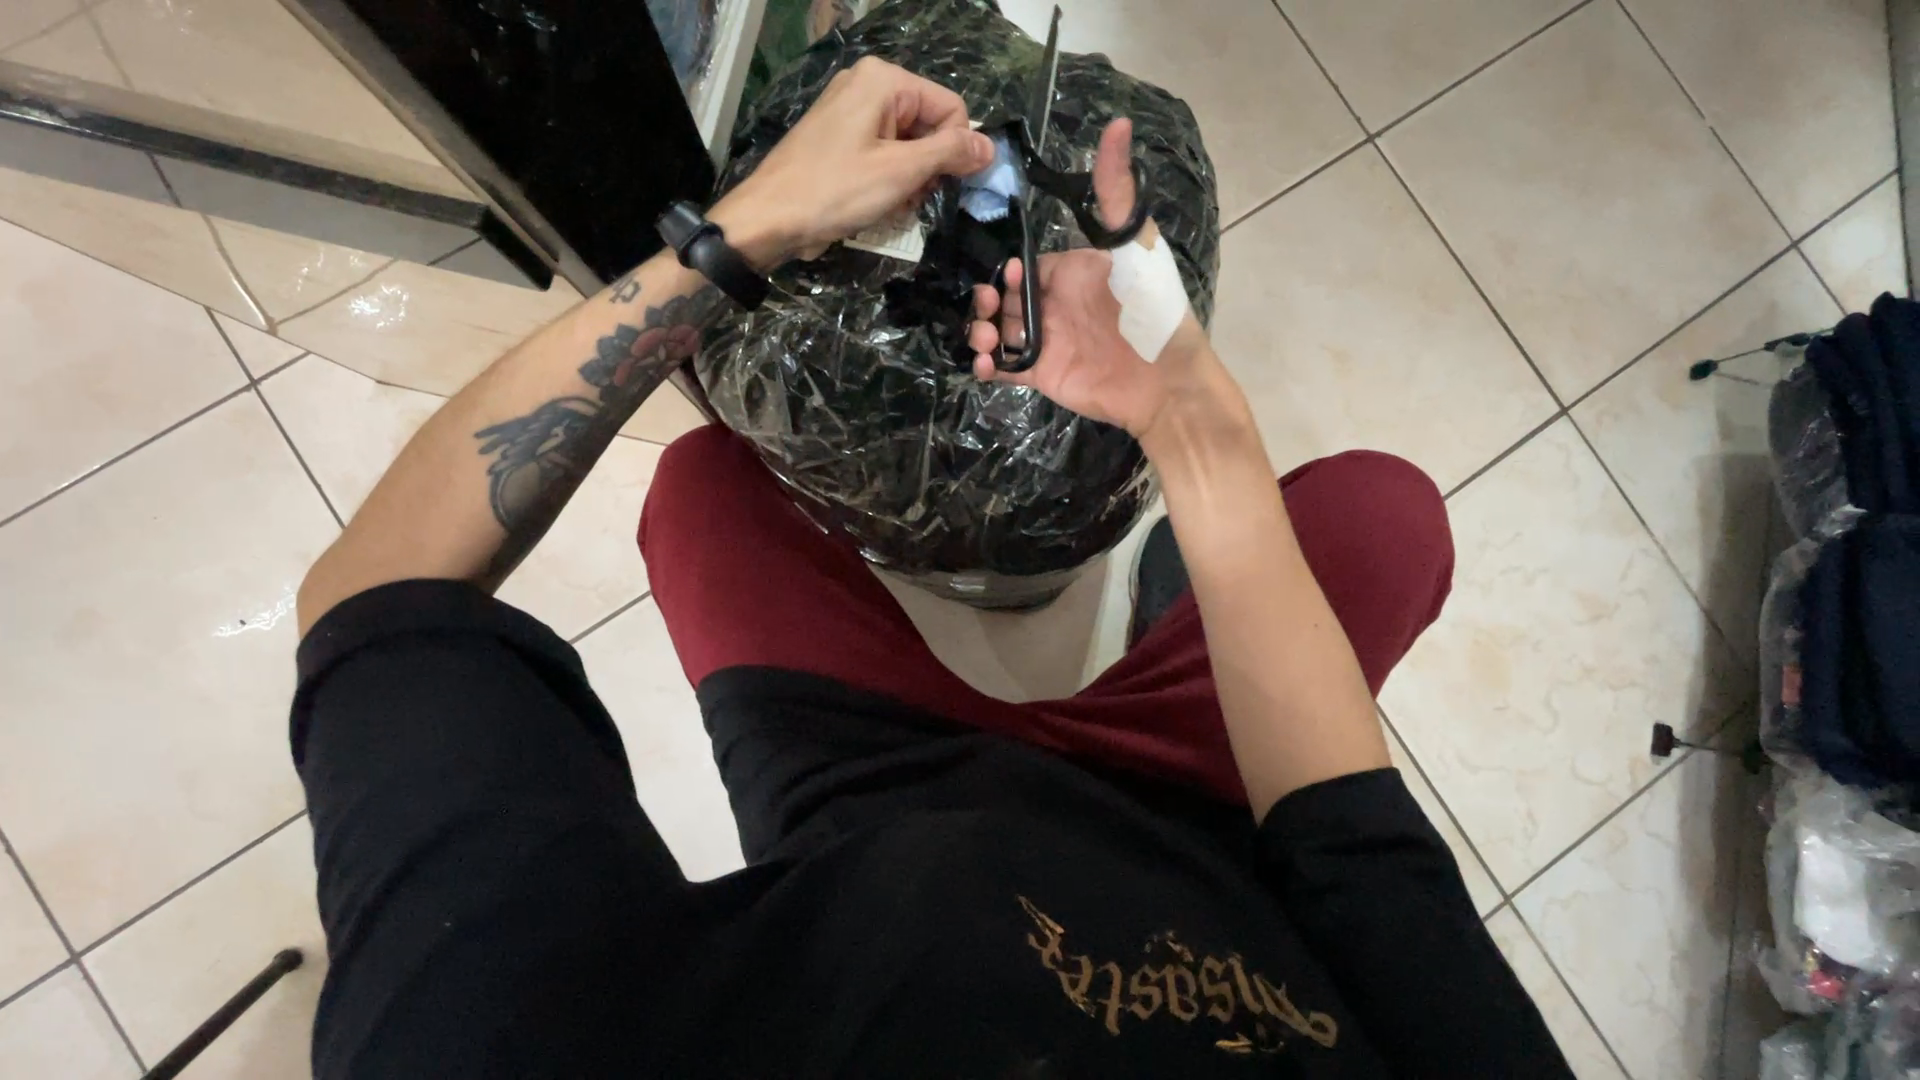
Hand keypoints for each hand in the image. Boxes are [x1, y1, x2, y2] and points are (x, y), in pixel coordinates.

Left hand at [711, 57, 994, 268]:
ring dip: (910, 181)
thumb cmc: (835, 191)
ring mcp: (852, 113)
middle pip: (929, 126)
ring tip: (890, 205)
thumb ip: (949, 154)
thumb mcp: (900, 172)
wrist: (771, 218)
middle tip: (911, 199)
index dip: (955, 150)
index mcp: (884, 81)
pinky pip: (884, 156)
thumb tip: (990, 148)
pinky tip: (877, 204)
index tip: (940, 186)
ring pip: (909, 146)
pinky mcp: (841, 140)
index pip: (951, 108)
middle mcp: (869, 86)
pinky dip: (889, 183)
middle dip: (929, 168)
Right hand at [965, 118, 1211, 441]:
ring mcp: (1045, 342)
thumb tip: (1118, 122)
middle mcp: (1052, 306)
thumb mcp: (1134, 241)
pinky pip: (1003, 368)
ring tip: (985, 337)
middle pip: (1003, 298)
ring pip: (997, 331)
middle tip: (987, 307)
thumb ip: (1117, 190)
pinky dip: (984, 365)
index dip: (1008, 269)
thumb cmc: (1151, 305)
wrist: (1164, 377)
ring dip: (980, 330)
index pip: (1025, 267)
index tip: (1008, 275)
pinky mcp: (1041, 375)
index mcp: (1069, 273)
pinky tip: (981, 362)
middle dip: (986, 299)